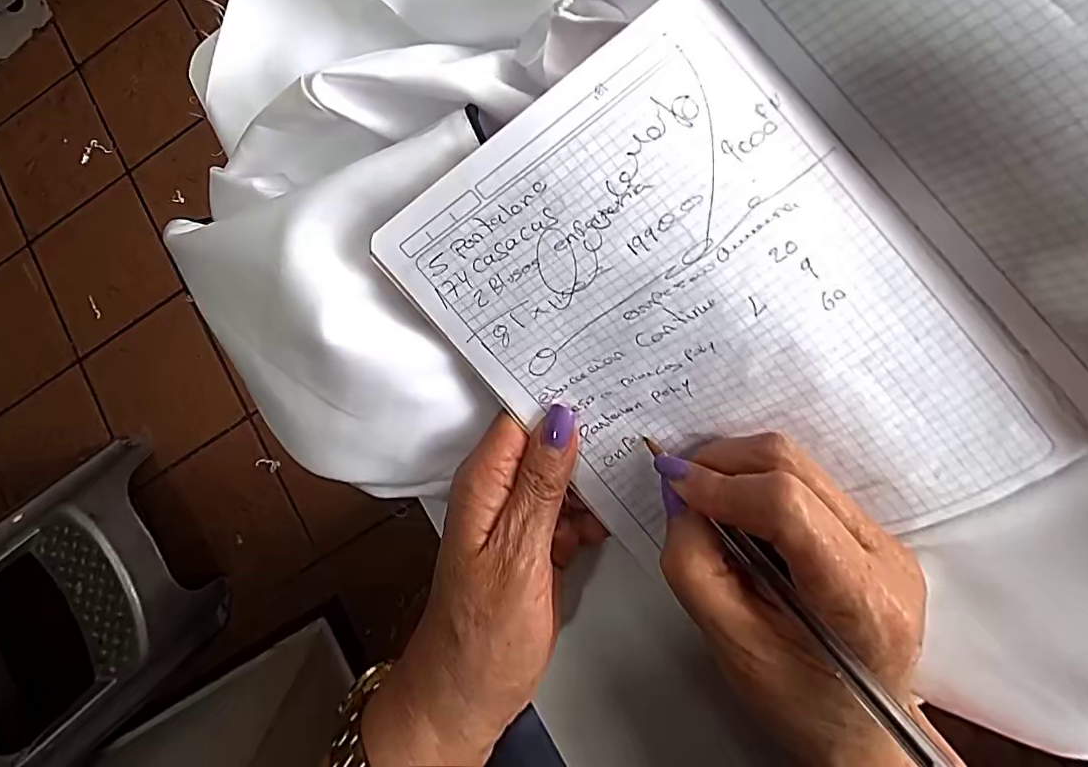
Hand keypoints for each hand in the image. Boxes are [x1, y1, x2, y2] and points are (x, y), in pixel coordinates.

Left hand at [364, 405, 607, 764]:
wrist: (469, 697)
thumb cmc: (478, 638)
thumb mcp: (518, 555)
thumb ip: (541, 485)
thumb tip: (560, 423)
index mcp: (483, 483)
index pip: (519, 417)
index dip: (555, 401)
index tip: (593, 389)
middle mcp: (498, 491)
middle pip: (544, 440)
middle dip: (581, 439)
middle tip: (618, 439)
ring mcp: (518, 515)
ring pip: (561, 473)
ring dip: (589, 481)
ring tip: (611, 493)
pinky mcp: (534, 538)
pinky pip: (567, 506)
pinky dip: (587, 513)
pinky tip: (599, 526)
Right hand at [654, 433, 945, 766]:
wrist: (865, 730)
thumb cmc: (804, 705)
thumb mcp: (733, 647)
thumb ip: (693, 565)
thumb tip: (680, 496)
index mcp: (862, 599)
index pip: (787, 505)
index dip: (721, 485)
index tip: (676, 483)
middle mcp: (884, 554)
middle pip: (790, 465)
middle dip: (722, 461)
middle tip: (683, 483)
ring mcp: (881, 534)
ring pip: (795, 461)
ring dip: (737, 466)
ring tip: (707, 498)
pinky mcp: (867, 524)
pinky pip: (802, 475)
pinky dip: (755, 478)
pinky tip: (738, 508)